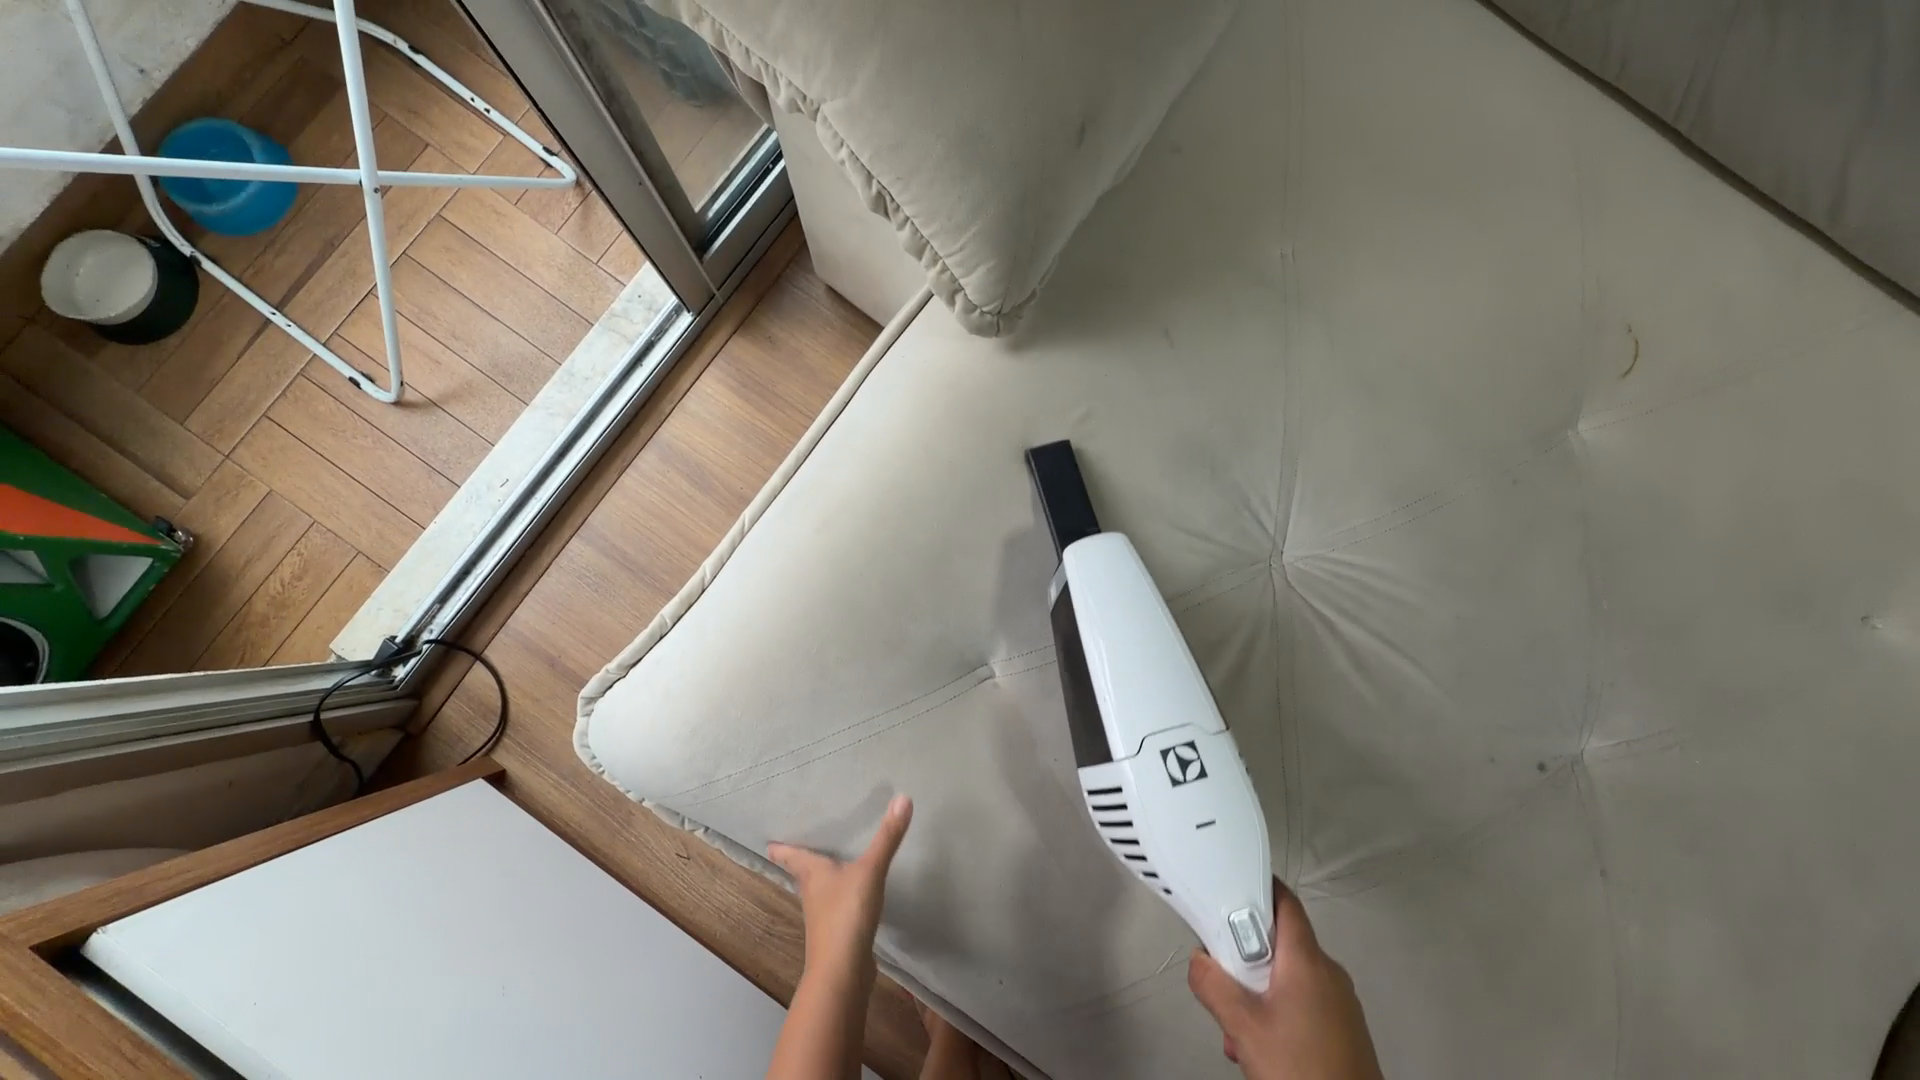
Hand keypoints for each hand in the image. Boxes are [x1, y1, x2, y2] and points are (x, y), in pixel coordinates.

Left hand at [769, 795, 913, 979]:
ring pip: (818, 892)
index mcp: (812, 874)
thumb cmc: (846, 914)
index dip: (781, 847)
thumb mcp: (870, 870)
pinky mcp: (837, 935)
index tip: (770, 840)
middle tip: (803, 844)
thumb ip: (887, 837)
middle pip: (802, 873)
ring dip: (822, 880)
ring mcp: (823, 917)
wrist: (842, 972)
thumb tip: (903, 797)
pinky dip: (840, 899)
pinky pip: (836, 909)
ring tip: (830, 866)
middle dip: (802, 861)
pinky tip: (852, 897)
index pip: (790, 855)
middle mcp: (812, 894)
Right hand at [1188, 880, 1383, 1079]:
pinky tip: (1261, 1048)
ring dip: (1256, 994)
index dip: (1255, 887)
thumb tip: (1198, 959)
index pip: (1283, 901)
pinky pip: (1302, 1004)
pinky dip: (1277, 1013)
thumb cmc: (1299, 1067)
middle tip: (1221, 982)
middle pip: (1279, 944)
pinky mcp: (1344, 1030)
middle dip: (1244, 960)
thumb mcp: (1243, 1027)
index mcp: (1307, 960)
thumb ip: (1213, 986)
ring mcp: (1340, 1002)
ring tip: (1238, 1032)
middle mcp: (1328, 972)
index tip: (1225, 891)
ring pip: (1287, 979)